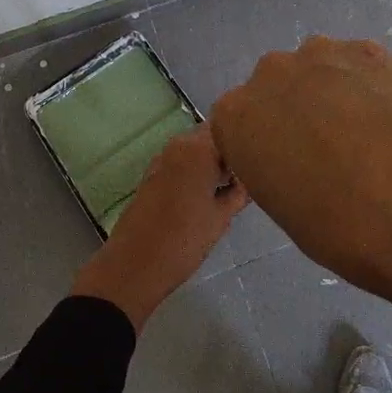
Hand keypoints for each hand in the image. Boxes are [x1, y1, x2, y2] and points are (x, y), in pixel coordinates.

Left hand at [69, 127, 247, 329]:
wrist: (134, 264)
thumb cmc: (184, 240)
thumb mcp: (220, 218)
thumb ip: (238, 193)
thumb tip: (249, 180)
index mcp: (199, 149)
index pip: (229, 128)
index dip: (244, 141)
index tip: (256, 161)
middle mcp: (178, 145)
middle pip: (210, 136)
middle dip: (227, 151)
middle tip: (244, 177)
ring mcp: (161, 158)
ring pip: (194, 150)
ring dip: (210, 162)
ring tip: (226, 188)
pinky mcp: (151, 174)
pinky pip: (179, 162)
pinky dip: (193, 171)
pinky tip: (201, 196)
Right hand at [209, 36, 391, 379]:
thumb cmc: (338, 223)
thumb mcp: (288, 210)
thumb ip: (281, 173)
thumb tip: (306, 168)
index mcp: (235, 118)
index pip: (240, 126)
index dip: (269, 148)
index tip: (293, 172)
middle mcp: (268, 74)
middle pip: (278, 89)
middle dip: (299, 113)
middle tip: (333, 154)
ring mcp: (319, 54)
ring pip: (319, 70)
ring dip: (335, 93)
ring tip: (372, 135)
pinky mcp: (366, 48)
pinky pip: (360, 66)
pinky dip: (373, 86)